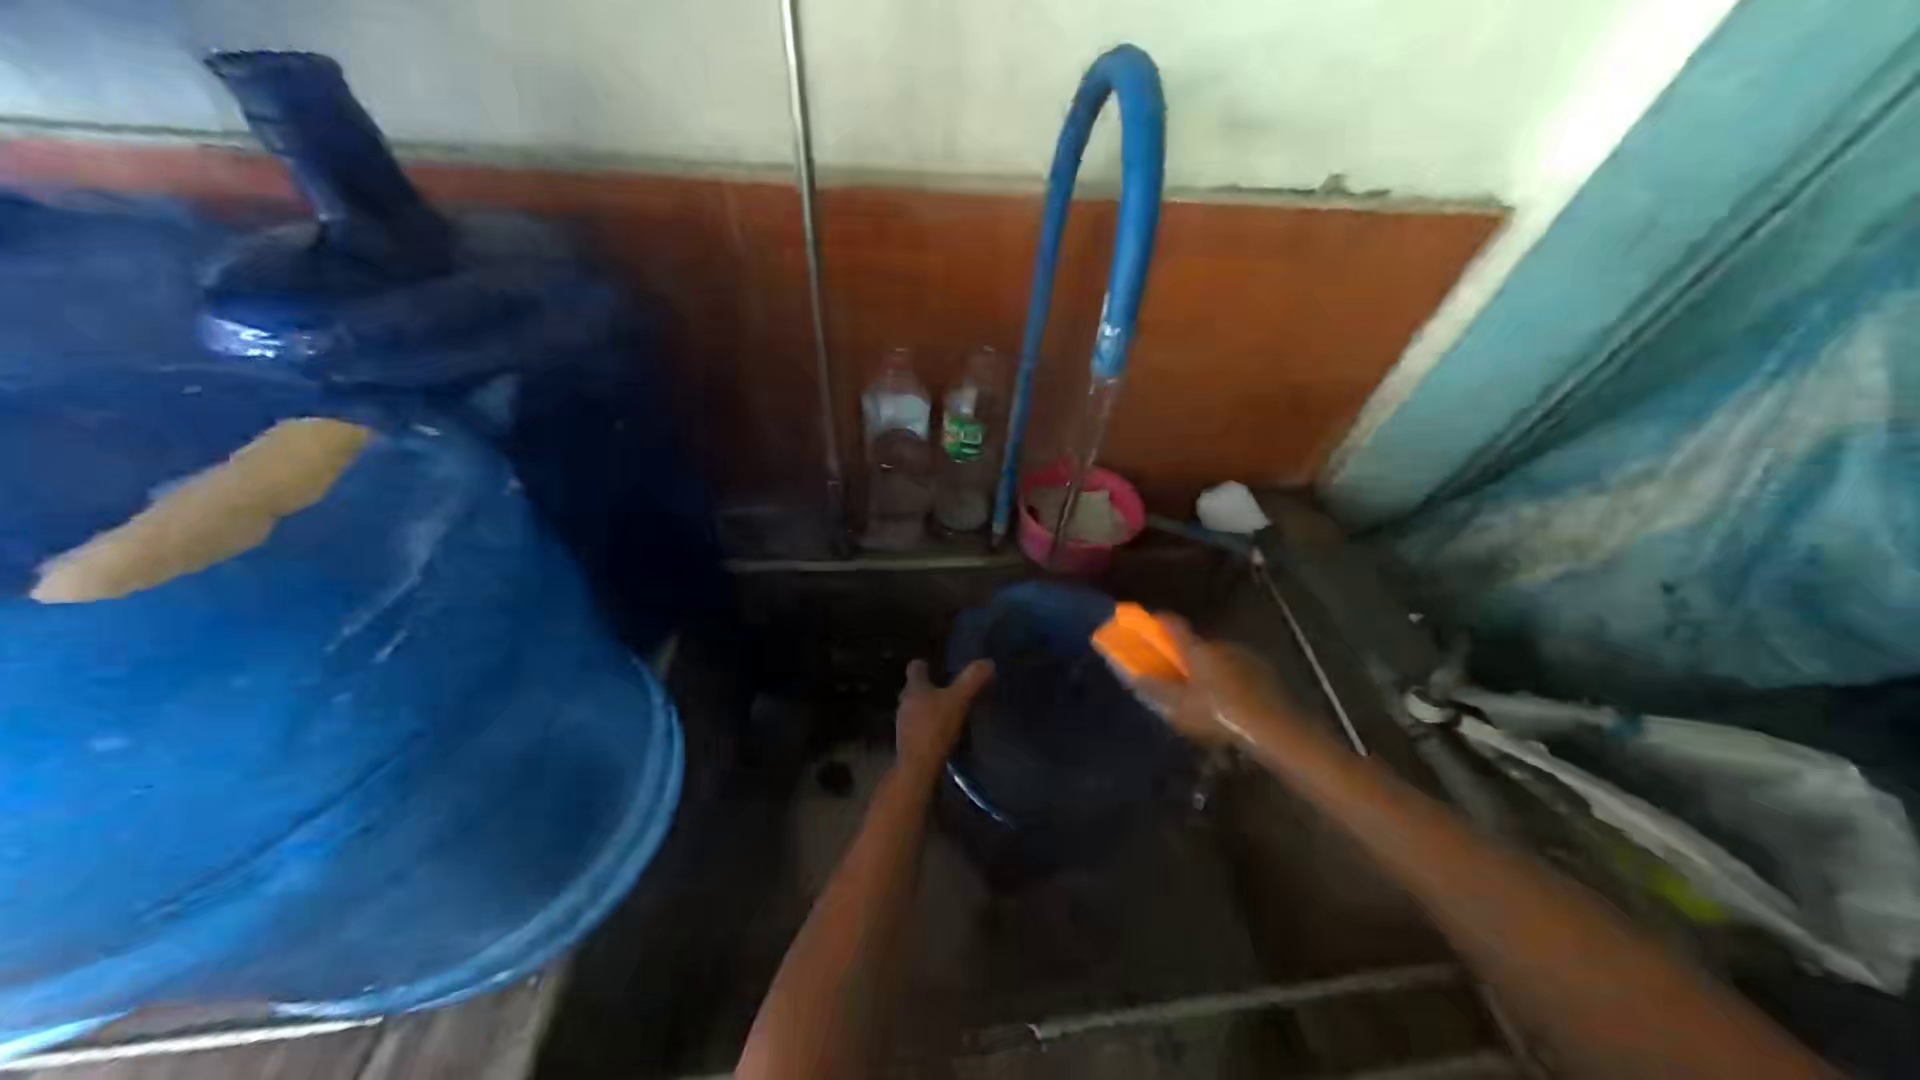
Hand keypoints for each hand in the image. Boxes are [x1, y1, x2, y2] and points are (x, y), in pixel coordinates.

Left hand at [894, 659, 993, 775]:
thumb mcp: (959, 701)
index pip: (914, 668)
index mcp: (914, 688)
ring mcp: (903, 724)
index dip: (924, 665)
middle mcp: (904, 703)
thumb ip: (972, 680)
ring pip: (914, 710)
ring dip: (926, 709)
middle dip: (927, 688)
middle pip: (913, 689)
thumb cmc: (936, 729)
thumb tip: (988, 662)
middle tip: (945, 689)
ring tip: (945, 713)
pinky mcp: (907, 743)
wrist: (918, 768)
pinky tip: (941, 735)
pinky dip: (927, 728)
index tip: (933, 666)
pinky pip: (917, 728)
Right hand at [1136, 615, 1297, 746]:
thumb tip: (1135, 675)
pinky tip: (1230, 700)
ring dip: (1208, 668)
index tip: (1148, 621)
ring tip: (1204, 692)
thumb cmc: (1219, 714)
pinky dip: (1228, 678)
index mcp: (1197, 650)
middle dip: (1184, 655)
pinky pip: (1237, 669)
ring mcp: (1245, 656)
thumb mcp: (1180, 707)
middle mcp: (1221, 645)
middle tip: (1175, 674)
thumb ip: (1155, 689)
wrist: (1276, 728)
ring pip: (1218, 657)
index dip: (1159, 620)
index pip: (1173, 624)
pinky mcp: (1265, 671)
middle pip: (1196, 644)